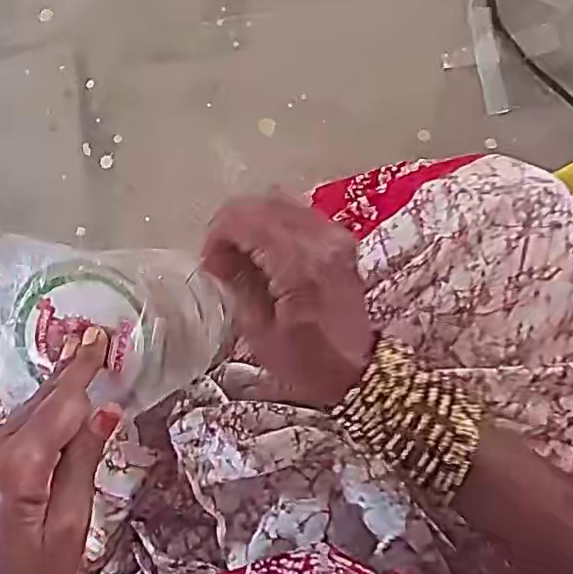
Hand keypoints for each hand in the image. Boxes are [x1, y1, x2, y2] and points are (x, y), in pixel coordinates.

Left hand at [0, 328, 121, 573]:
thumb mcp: (70, 529)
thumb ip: (83, 463)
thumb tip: (104, 412)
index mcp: (13, 473)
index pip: (57, 407)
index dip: (81, 371)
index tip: (96, 338)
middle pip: (35, 405)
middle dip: (67, 376)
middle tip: (91, 342)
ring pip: (19, 417)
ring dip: (51, 400)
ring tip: (79, 377)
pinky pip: (2, 434)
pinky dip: (30, 423)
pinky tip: (50, 419)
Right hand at [201, 193, 373, 406]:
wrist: (361, 371)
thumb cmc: (310, 363)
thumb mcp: (261, 333)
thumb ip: (238, 285)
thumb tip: (221, 261)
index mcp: (300, 261)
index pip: (243, 218)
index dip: (217, 236)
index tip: (211, 264)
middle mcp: (322, 238)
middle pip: (262, 203)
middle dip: (233, 227)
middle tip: (222, 261)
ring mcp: (336, 236)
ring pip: (281, 203)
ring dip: (254, 224)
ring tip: (243, 258)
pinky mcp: (341, 241)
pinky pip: (299, 215)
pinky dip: (276, 226)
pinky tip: (267, 255)